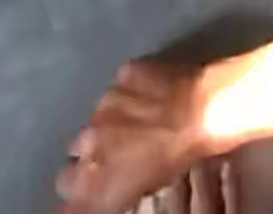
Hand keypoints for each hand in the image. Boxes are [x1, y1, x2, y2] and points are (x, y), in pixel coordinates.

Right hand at [58, 59, 221, 213]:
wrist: (206, 109)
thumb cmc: (180, 155)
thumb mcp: (140, 187)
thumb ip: (105, 194)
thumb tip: (83, 201)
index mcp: (94, 179)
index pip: (65, 183)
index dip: (81, 176)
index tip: (97, 170)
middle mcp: (90, 142)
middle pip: (78, 144)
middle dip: (96, 141)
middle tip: (124, 137)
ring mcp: (105, 103)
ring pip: (100, 109)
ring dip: (115, 111)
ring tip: (144, 110)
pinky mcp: (124, 72)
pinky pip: (122, 80)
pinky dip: (134, 83)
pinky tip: (154, 86)